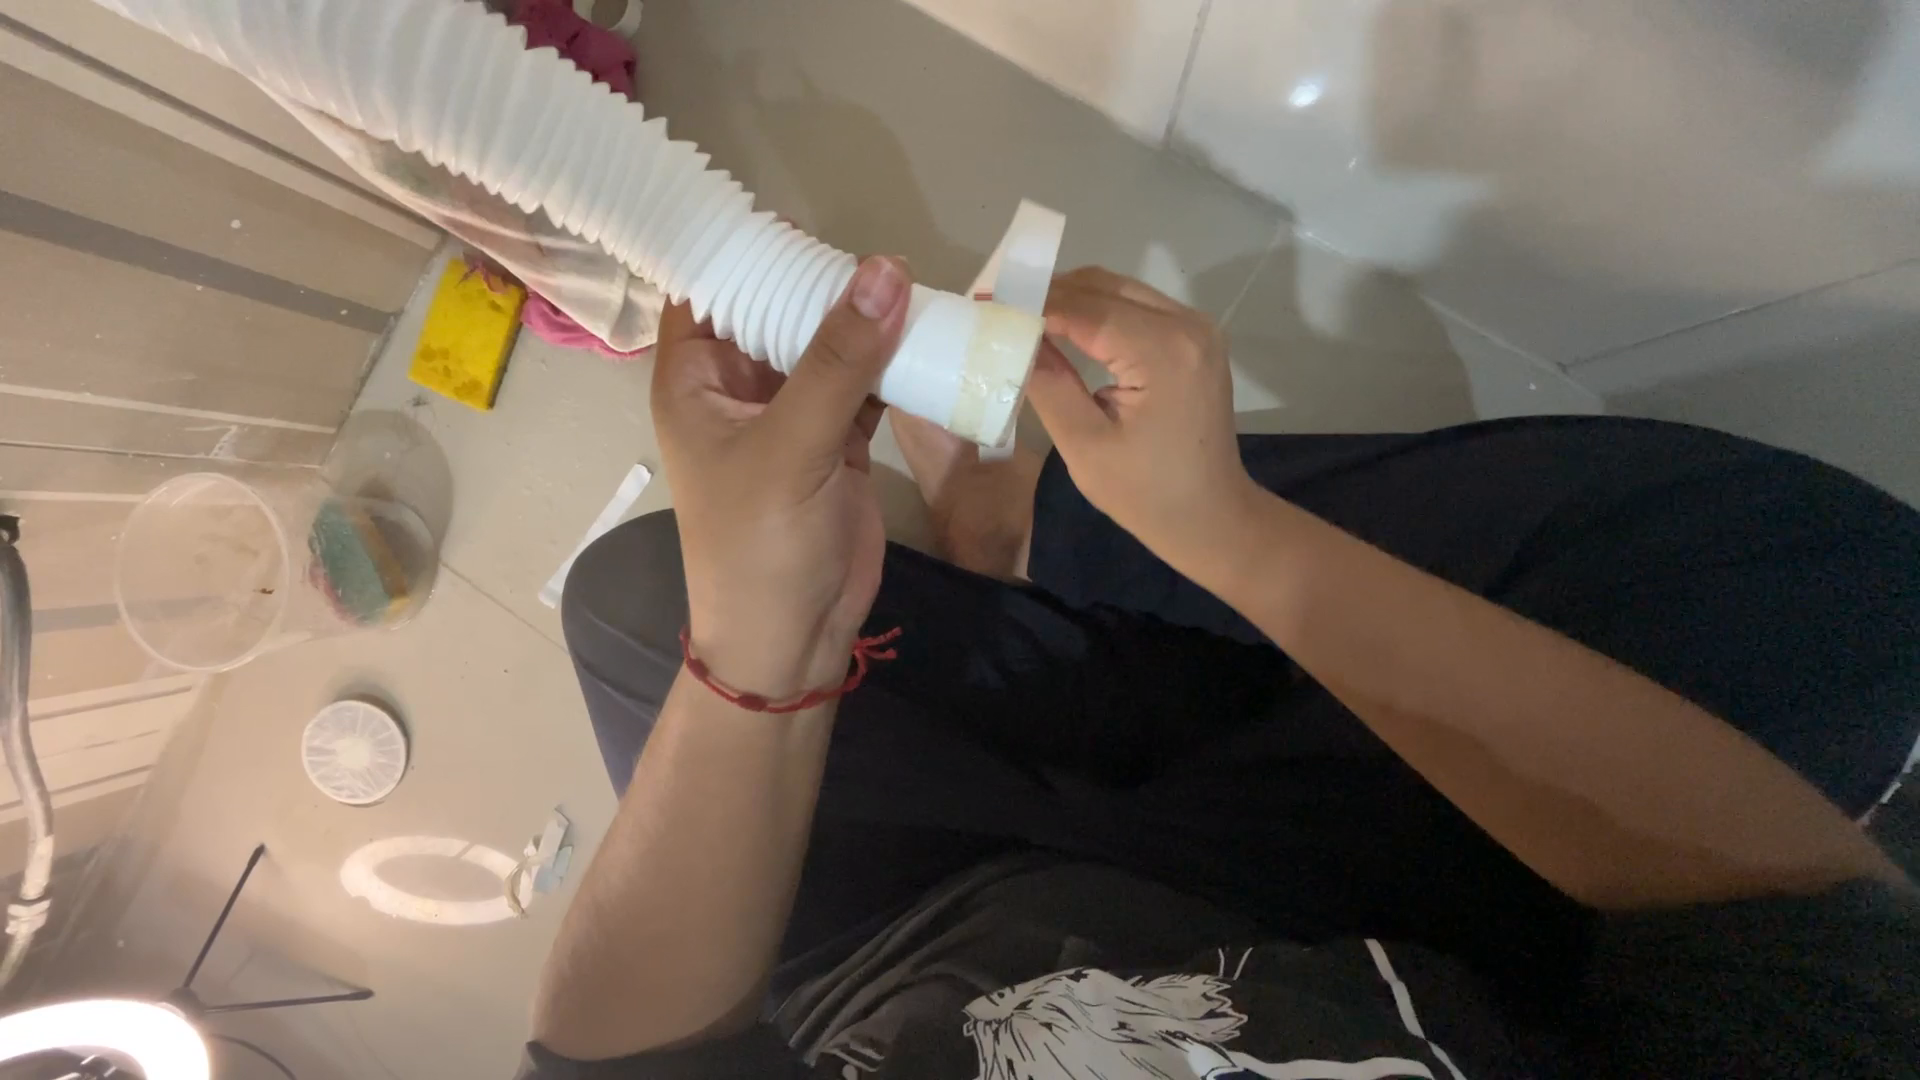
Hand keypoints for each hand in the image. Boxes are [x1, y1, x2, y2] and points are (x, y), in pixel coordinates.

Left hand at [651, 256, 911, 698]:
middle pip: (780, 312)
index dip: (747, 251)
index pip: (711, 290)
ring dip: (867, 326)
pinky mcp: (838, 442)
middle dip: (825, 286)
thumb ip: (839, 360)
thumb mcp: (793, 447)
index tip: (803, 222)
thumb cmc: (763, 545)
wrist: (795, 635)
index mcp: (698, 380)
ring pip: (829, 348)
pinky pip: (864, 386)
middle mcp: (741, 390)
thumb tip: (887, 269)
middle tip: (882, 258)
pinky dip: (892, 368)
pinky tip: (926, 344)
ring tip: (917, 291)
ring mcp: (794, 416)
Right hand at [1024, 267, 1259, 559]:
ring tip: (1024, 315)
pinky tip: (1065, 328)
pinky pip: (1138, 308)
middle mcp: (1187, 326)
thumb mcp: (1084, 444)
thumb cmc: (1144, 492)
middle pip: (1105, 287)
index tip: (987, 303)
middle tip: (1000, 306)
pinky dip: (1098, 312)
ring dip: (1073, 300)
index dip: (1034, 303)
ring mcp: (1196, 330)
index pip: (1087, 309)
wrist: (1208, 516)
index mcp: (1163, 352)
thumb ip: (1049, 384)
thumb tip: (1014, 337)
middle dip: (1050, 294)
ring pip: (1121, 291)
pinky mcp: (1194, 340)